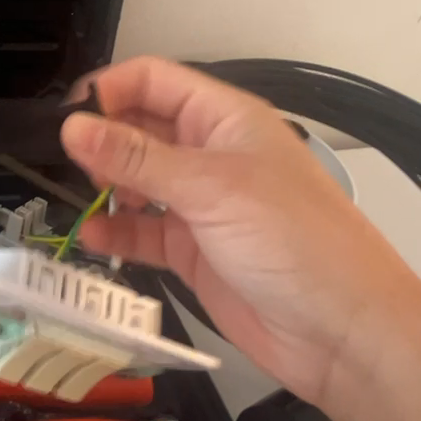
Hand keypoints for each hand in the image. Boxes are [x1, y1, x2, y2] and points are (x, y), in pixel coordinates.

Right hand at [60, 56, 420, 402]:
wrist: (348, 339)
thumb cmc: (302, 245)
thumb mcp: (211, 188)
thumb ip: (135, 157)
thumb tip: (75, 126)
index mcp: (223, 117)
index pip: (151, 80)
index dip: (110, 90)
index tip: (71, 116)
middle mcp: (208, 152)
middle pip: (138, 126)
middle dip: (103, 138)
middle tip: (73, 159)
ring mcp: (200, 201)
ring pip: (135, 177)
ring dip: (105, 183)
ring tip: (87, 195)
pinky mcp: (192, 247)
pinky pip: (141, 227)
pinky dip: (116, 228)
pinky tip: (95, 234)